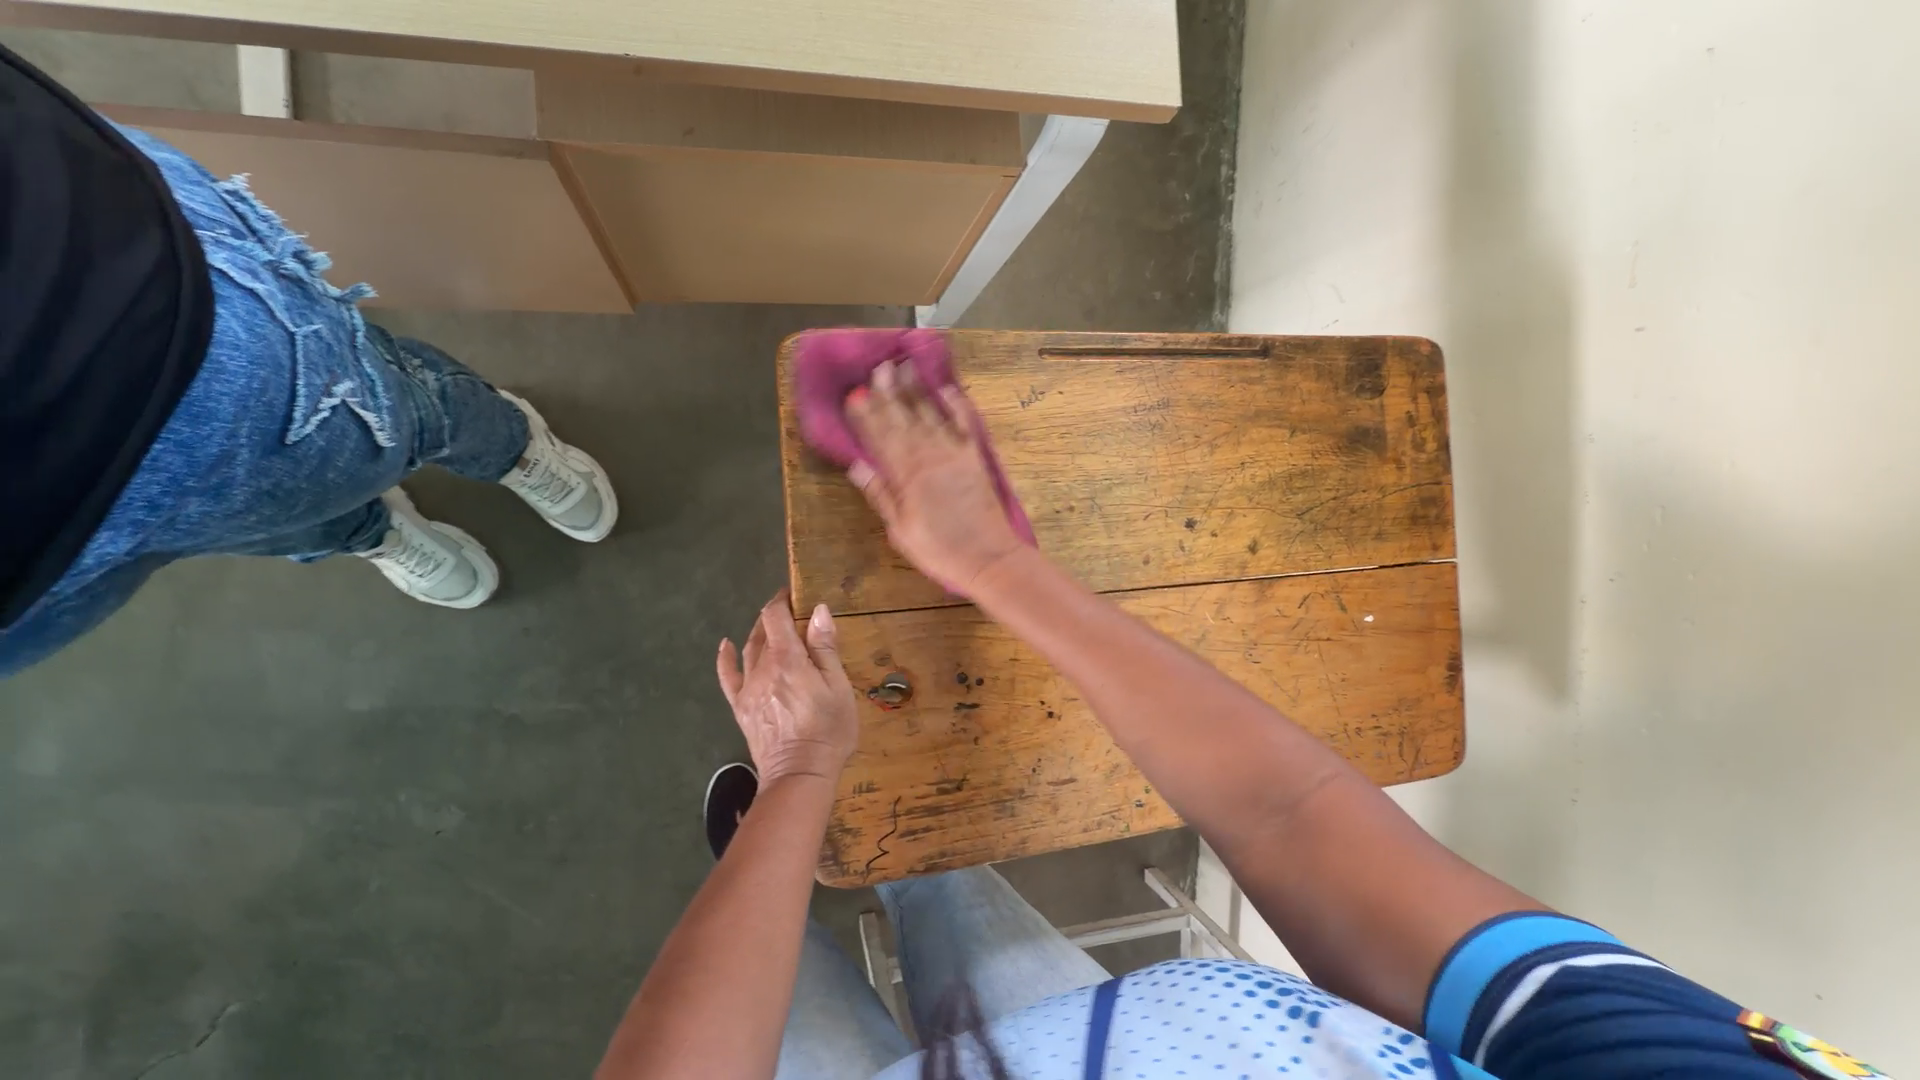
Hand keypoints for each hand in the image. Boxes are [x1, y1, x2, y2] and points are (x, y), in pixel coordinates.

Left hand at [716, 592, 859, 783]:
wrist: (799, 774)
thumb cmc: (828, 730)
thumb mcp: (838, 687)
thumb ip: (825, 648)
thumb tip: (817, 610)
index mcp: (787, 659)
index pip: (776, 617)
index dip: (782, 601)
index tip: (793, 594)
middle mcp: (762, 668)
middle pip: (762, 631)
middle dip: (774, 617)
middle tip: (790, 612)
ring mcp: (748, 689)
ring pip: (748, 650)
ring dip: (758, 633)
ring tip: (769, 626)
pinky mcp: (741, 708)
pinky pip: (727, 677)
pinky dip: (726, 658)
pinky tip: (727, 646)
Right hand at [845, 360, 1023, 592]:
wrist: (989, 558)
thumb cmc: (939, 551)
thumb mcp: (900, 530)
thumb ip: (881, 495)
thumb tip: (857, 466)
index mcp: (905, 478)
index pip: (879, 439)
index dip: (866, 416)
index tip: (854, 394)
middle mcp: (927, 458)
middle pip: (903, 420)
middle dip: (889, 394)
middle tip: (878, 367)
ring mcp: (953, 454)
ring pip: (930, 415)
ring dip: (916, 391)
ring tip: (904, 367)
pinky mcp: (975, 457)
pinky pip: (965, 424)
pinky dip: (956, 405)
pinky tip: (947, 389)